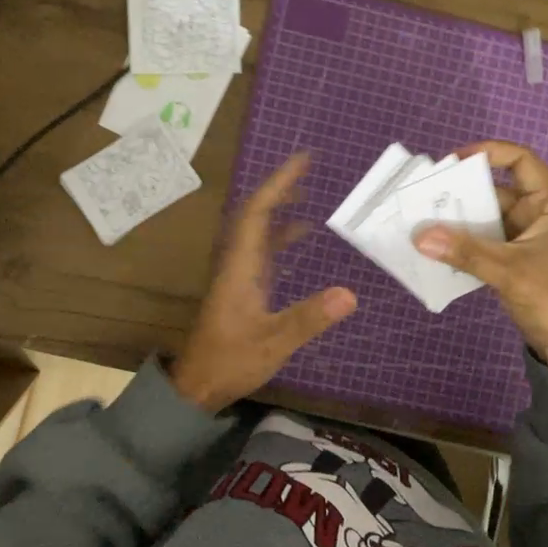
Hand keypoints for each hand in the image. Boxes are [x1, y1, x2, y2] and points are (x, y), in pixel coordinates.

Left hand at [172, 152, 357, 412]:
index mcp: (241, 267)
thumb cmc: (230, 361)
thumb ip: (308, 318)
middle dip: (281, 189)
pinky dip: (281, 237)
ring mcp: (238, 276)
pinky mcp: (242, 290)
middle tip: (310, 171)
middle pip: (256, 214)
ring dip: (280, 211)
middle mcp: (237, 263)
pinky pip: (262, 251)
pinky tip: (300, 240)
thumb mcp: (273, 342)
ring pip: (258, 232)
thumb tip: (350, 294)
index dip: (279, 184)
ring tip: (310, 196)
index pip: (258, 212)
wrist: (197, 386)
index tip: (302, 161)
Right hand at [413, 141, 547, 376]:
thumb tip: (420, 235)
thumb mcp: (510, 273)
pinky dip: (463, 247)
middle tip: (423, 198)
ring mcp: (526, 242)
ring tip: (421, 224)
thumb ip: (465, 252)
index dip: (490, 152)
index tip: (454, 161)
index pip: (522, 162)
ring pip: (487, 222)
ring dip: (458, 224)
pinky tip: (437, 253)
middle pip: (496, 193)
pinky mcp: (516, 265)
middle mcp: (538, 218)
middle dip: (461, 195)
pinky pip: (485, 246)